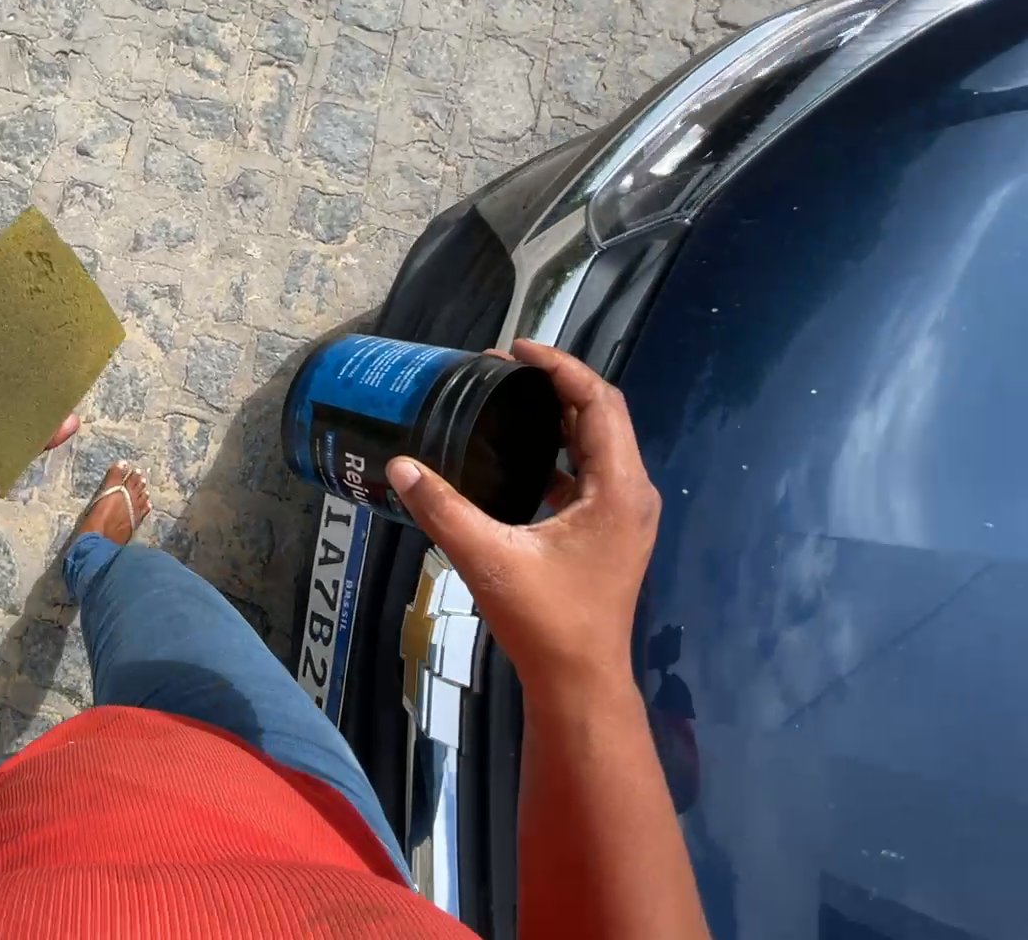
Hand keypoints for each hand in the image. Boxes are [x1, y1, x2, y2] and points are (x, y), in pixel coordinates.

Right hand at [387, 340, 661, 702]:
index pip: (599, 405)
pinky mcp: (604, 532)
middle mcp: (628, 494)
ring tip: (506, 401)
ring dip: (555, 417)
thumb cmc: (545, 618)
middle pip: (600, 418)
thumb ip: (441, 507)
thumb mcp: (486, 556)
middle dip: (554, 386)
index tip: (516, 348)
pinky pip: (584, 473)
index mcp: (617, 491)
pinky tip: (513, 456)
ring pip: (594, 445)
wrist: (579, 679)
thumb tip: (399, 465)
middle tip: (501, 370)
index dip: (562, 369)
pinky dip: (554, 451)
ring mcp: (620, 515)